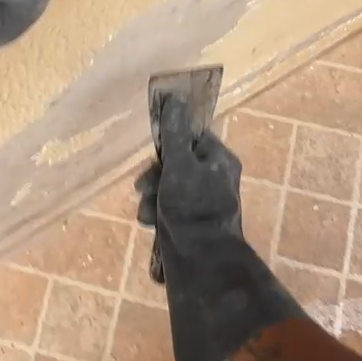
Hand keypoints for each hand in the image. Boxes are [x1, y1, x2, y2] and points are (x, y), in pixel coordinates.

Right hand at [136, 96, 243, 247]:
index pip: (193, 136)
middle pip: (175, 161)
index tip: (154, 150)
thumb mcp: (179, 165)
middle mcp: (212, 178)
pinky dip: (155, 212)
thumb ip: (174, 134)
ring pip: (166, 186)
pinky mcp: (187, 222)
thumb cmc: (192, 207)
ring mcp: (200, 202)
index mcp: (219, 161)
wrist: (200, 262)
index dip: (170, 141)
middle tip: (142, 186)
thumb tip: (176, 98)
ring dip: (150, 195)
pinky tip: (148, 222)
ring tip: (145, 211)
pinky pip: (166, 207)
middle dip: (154, 175)